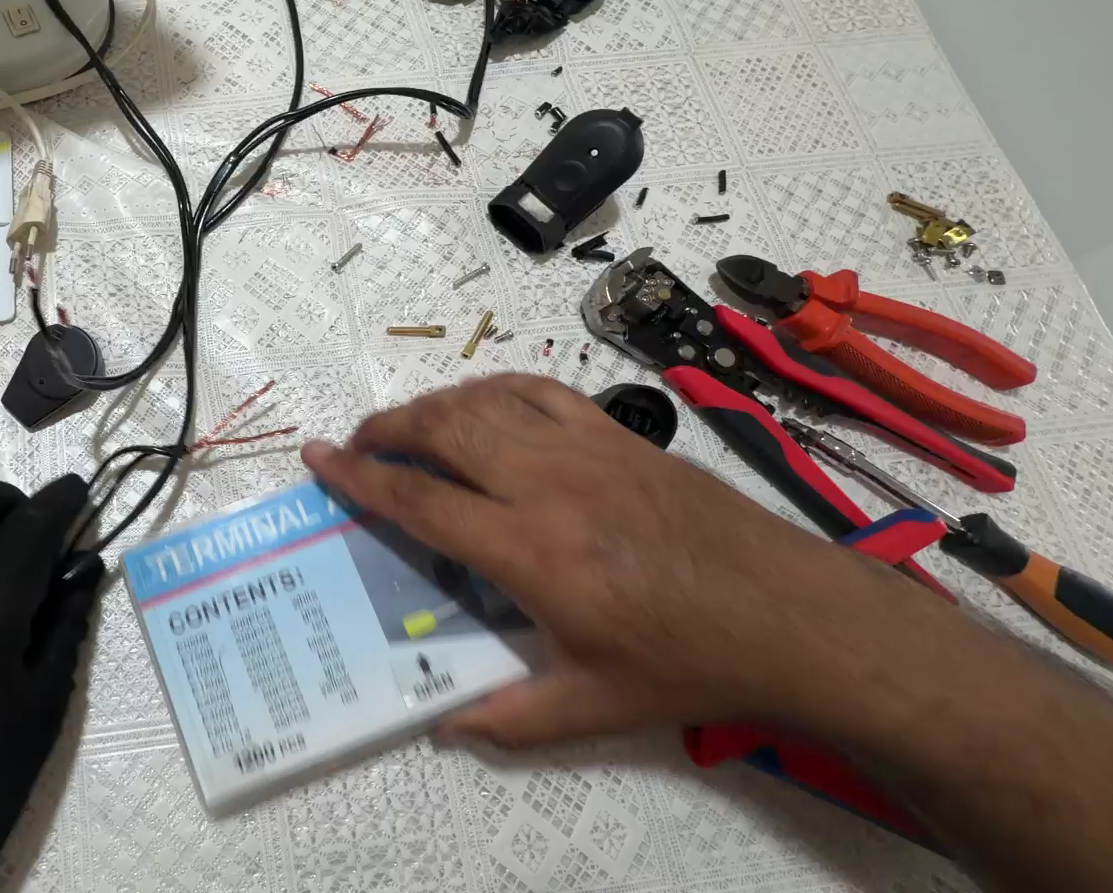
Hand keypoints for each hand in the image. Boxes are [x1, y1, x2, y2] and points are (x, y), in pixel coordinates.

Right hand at [300, 374, 963, 749]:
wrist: (795, 615)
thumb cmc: (687, 663)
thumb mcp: (594, 708)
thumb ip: (507, 718)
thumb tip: (437, 725)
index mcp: (528, 552)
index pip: (418, 500)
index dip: (357, 475)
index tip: (318, 455)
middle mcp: (544, 484)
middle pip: (439, 430)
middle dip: (383, 428)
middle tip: (356, 443)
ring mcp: (583, 448)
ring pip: (480, 401)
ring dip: (429, 406)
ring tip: (405, 427)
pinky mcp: (615, 432)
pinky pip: (535, 389)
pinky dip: (489, 387)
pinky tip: (476, 403)